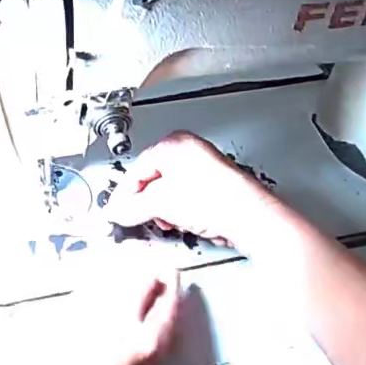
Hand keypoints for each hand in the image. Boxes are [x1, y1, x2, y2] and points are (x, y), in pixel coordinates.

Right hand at [105, 131, 278, 249]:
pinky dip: (180, 210)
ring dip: (163, 209)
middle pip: (152, 179)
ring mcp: (204, 166)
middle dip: (145, 202)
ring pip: (169, 190)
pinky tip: (185, 221)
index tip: (116, 212)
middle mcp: (190, 149)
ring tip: (169, 221)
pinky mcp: (215, 185)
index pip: (137, 169)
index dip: (124, 195)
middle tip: (141, 218)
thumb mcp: (161, 202)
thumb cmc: (216, 198)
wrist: (249, 216)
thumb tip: (118, 211)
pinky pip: (186, 197)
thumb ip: (132, 207)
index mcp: (173, 143)